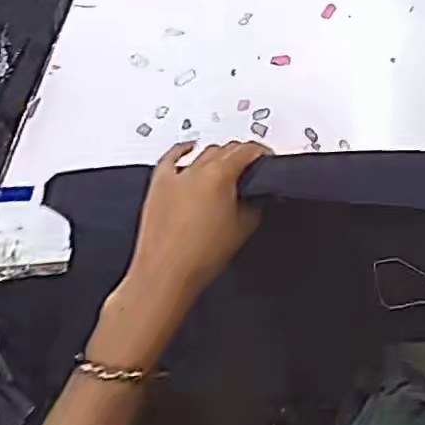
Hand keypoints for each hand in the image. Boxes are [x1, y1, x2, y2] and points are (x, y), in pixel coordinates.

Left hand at [125, 140, 268, 303]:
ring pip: (203, 152)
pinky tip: (189, 149)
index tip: (266, 158)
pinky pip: (171, 158)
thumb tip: (257, 193)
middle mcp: (197, 169)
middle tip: (251, 166)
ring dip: (218, 155)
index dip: (261, 153)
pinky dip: (183, 151)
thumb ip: (255, 201)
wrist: (165, 276)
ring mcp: (176, 176)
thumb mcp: (244, 227)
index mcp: (220, 175)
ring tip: (226, 166)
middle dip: (242, 153)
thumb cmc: (200, 257)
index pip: (247, 150)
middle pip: (226, 148)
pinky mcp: (159, 185)